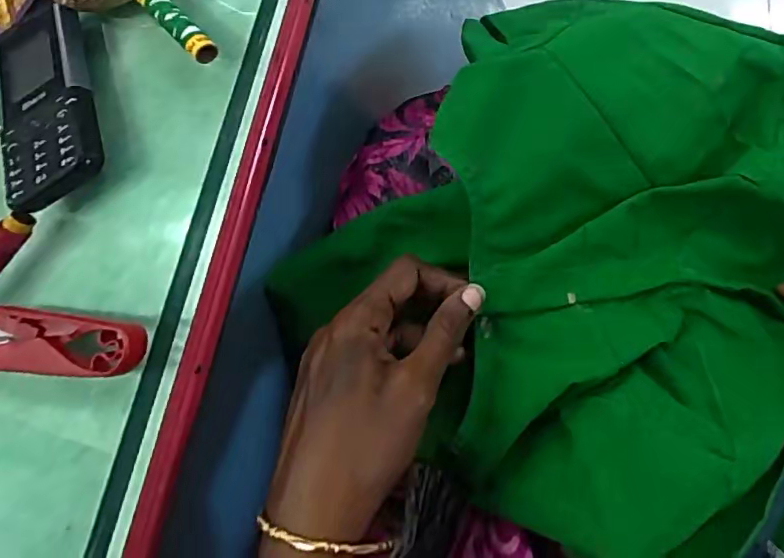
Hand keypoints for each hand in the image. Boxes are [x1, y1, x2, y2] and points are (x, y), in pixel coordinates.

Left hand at [262, 256, 482, 553]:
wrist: (311, 513)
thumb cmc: (369, 443)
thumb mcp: (416, 385)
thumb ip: (444, 332)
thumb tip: (473, 291)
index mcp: (354, 319)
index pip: (404, 271)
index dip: (442, 279)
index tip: (472, 303)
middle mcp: (334, 327)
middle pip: (390, 295)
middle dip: (432, 305)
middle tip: (468, 328)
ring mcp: (324, 354)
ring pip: (379, 326)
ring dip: (417, 333)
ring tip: (454, 356)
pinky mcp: (322, 380)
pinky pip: (364, 350)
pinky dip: (395, 353)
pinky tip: (417, 377)